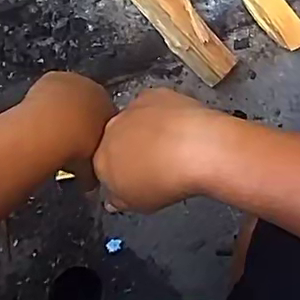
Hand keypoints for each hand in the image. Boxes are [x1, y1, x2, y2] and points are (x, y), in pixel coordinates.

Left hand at [16, 71, 116, 166]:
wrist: (52, 129)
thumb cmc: (76, 149)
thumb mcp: (91, 166)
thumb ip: (93, 168)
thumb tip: (89, 179)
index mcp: (112, 111)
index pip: (107, 121)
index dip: (95, 135)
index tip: (84, 148)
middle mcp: (99, 92)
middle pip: (90, 105)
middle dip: (81, 119)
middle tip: (67, 139)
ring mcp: (75, 81)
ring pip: (70, 96)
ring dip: (63, 110)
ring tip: (51, 131)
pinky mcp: (54, 76)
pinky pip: (52, 89)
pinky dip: (47, 101)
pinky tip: (39, 116)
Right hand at [93, 88, 229, 212]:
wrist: (197, 148)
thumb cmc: (168, 179)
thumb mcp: (139, 205)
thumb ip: (119, 200)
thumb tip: (113, 198)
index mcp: (102, 160)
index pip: (103, 168)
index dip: (120, 174)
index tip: (135, 179)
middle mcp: (111, 130)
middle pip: (116, 140)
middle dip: (130, 149)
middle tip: (153, 163)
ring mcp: (132, 109)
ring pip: (133, 120)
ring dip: (146, 130)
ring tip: (170, 145)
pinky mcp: (153, 94)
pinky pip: (152, 105)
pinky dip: (162, 113)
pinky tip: (177, 126)